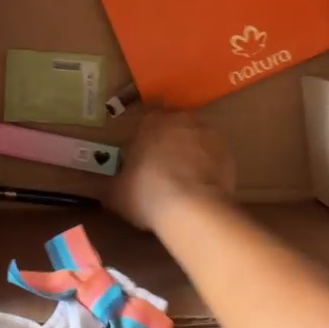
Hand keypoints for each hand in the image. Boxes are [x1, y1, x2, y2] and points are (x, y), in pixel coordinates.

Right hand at [110, 109, 235, 229]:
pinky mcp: (227, 154)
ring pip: (196, 139)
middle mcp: (181, 119)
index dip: (146, 136)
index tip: (144, 154)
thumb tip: (100, 188)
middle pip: (174, 126)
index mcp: (151, 121)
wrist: (192, 209)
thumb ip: (110, 185)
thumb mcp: (116, 193)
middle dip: (170, 142)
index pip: (147, 118)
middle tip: (164, 168)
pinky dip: (209, 169)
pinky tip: (202, 190)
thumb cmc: (147, 193)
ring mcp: (207, 134)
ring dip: (191, 153)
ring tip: (185, 181)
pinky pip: (214, 158)